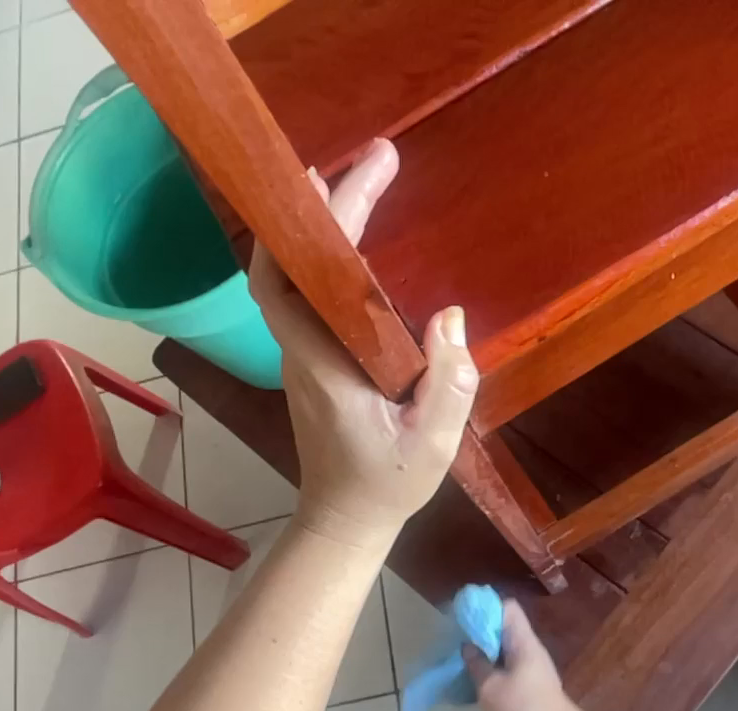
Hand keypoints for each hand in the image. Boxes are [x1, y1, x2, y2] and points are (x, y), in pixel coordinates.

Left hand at [247, 138, 477, 548]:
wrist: (344, 521)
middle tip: (373, 162)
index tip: (335, 176)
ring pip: (296, 279)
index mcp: (325, 366)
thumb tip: (449, 318)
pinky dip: (327, 261)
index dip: (300, 226)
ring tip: (365, 187)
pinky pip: (311, 299)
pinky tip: (360, 248)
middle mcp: (302, 353)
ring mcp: (303, 357)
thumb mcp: (432, 445)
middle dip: (321, 207)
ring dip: (321, 230)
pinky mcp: (313, 364)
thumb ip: (447, 384)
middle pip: (288, 265)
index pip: (289, 283)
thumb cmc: (385, 486)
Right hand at [463, 600, 588, 710]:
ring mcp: (534, 668)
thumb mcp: (490, 687)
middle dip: (481, 631)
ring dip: (486, 652)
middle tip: (457, 640)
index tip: (464, 615)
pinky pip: (510, 668)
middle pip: (505, 628)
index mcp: (523, 641)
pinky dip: (494, 669)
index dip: (486, 606)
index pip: (508, 607)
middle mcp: (531, 649)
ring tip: (463, 660)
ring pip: (506, 649)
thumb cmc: (522, 709)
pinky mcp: (533, 686)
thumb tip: (468, 646)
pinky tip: (477, 681)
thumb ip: (477, 664)